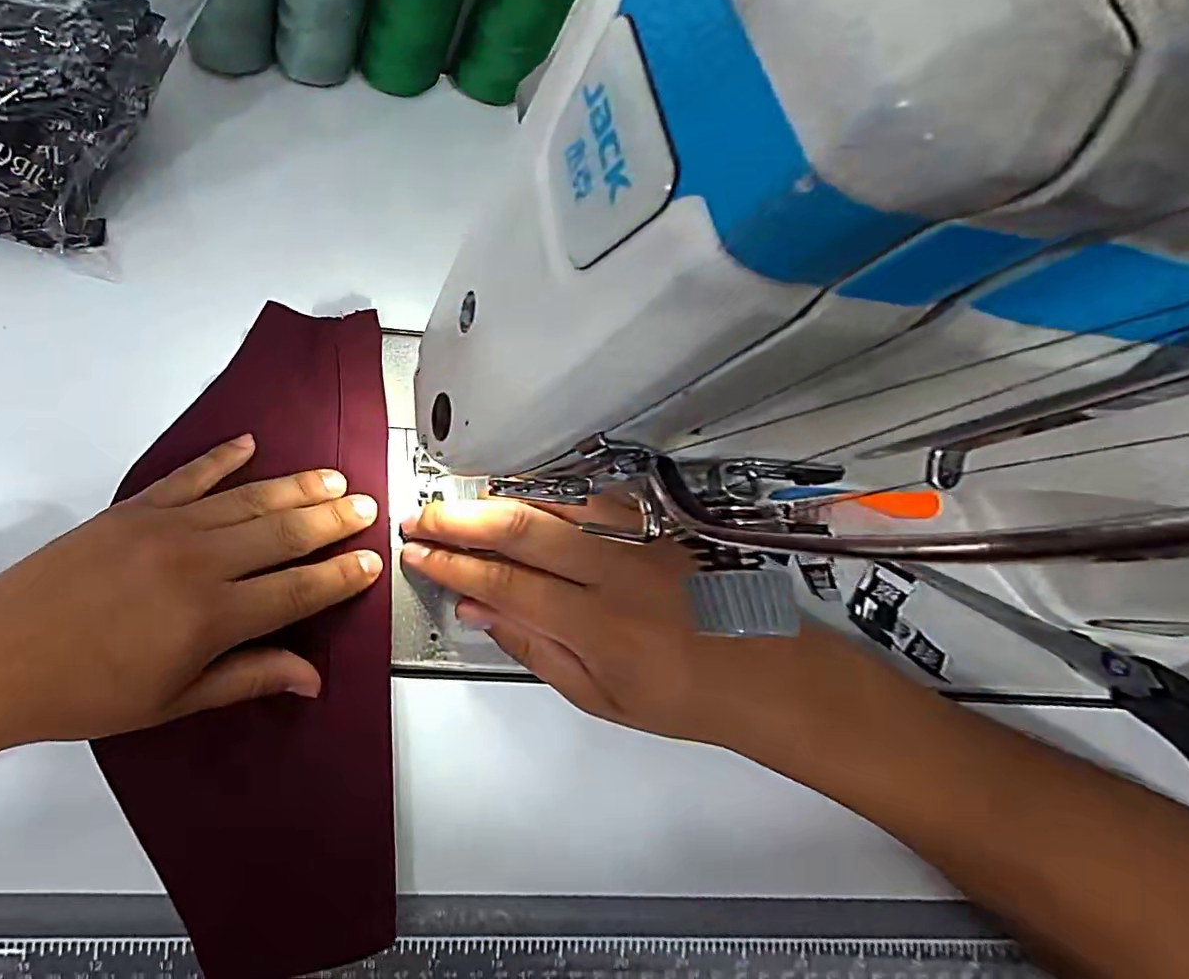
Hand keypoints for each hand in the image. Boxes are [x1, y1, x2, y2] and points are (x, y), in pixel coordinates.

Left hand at [0, 435, 383, 784]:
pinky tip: (249, 444)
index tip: (370, 560)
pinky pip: (190, 476)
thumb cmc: (86, 691)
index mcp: (213, 617)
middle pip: (283, 534)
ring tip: (331, 478)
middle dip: (331, 520)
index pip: (297, 590)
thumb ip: (246, 678)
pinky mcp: (134, 507)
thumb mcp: (173, 700)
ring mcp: (166, 526)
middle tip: (365, 506)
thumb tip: (309, 676)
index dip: (339, 575)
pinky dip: (221, 458)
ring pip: (248, 499)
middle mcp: (199, 562)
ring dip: (295, 487)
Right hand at [399, 498, 917, 762]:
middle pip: (520, 529)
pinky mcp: (652, 521)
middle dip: (457, 520)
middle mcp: (616, 574)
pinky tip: (509, 495)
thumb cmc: (684, 696)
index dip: (451, 564)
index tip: (417, 553)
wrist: (771, 674)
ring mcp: (637, 539)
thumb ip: (530, 646)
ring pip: (549, 502)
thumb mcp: (597, 695)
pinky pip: (583, 496)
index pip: (505, 582)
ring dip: (492, 500)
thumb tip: (474, 608)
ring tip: (452, 506)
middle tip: (419, 518)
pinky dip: (537, 493)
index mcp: (599, 627)